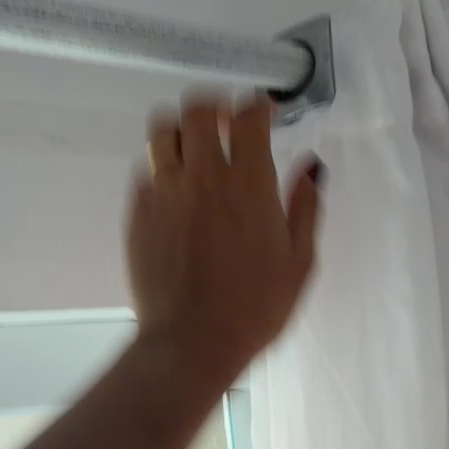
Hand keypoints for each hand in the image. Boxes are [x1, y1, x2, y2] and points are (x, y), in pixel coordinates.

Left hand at [127, 94, 321, 374]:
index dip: (259, 105)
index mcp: (249, 183)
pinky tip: (176, 191)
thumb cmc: (255, 307)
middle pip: (198, 109)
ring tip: (195, 151)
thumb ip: (305, 206)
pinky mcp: (138, 212)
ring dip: (182, 130)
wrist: (191, 344)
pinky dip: (162, 168)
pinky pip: (145, 170)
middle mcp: (203, 177)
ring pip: (162, 131)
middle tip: (227, 127)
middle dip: (216, 106)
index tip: (266, 112)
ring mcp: (164, 192)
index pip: (249, 116)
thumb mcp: (299, 261)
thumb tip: (310, 166)